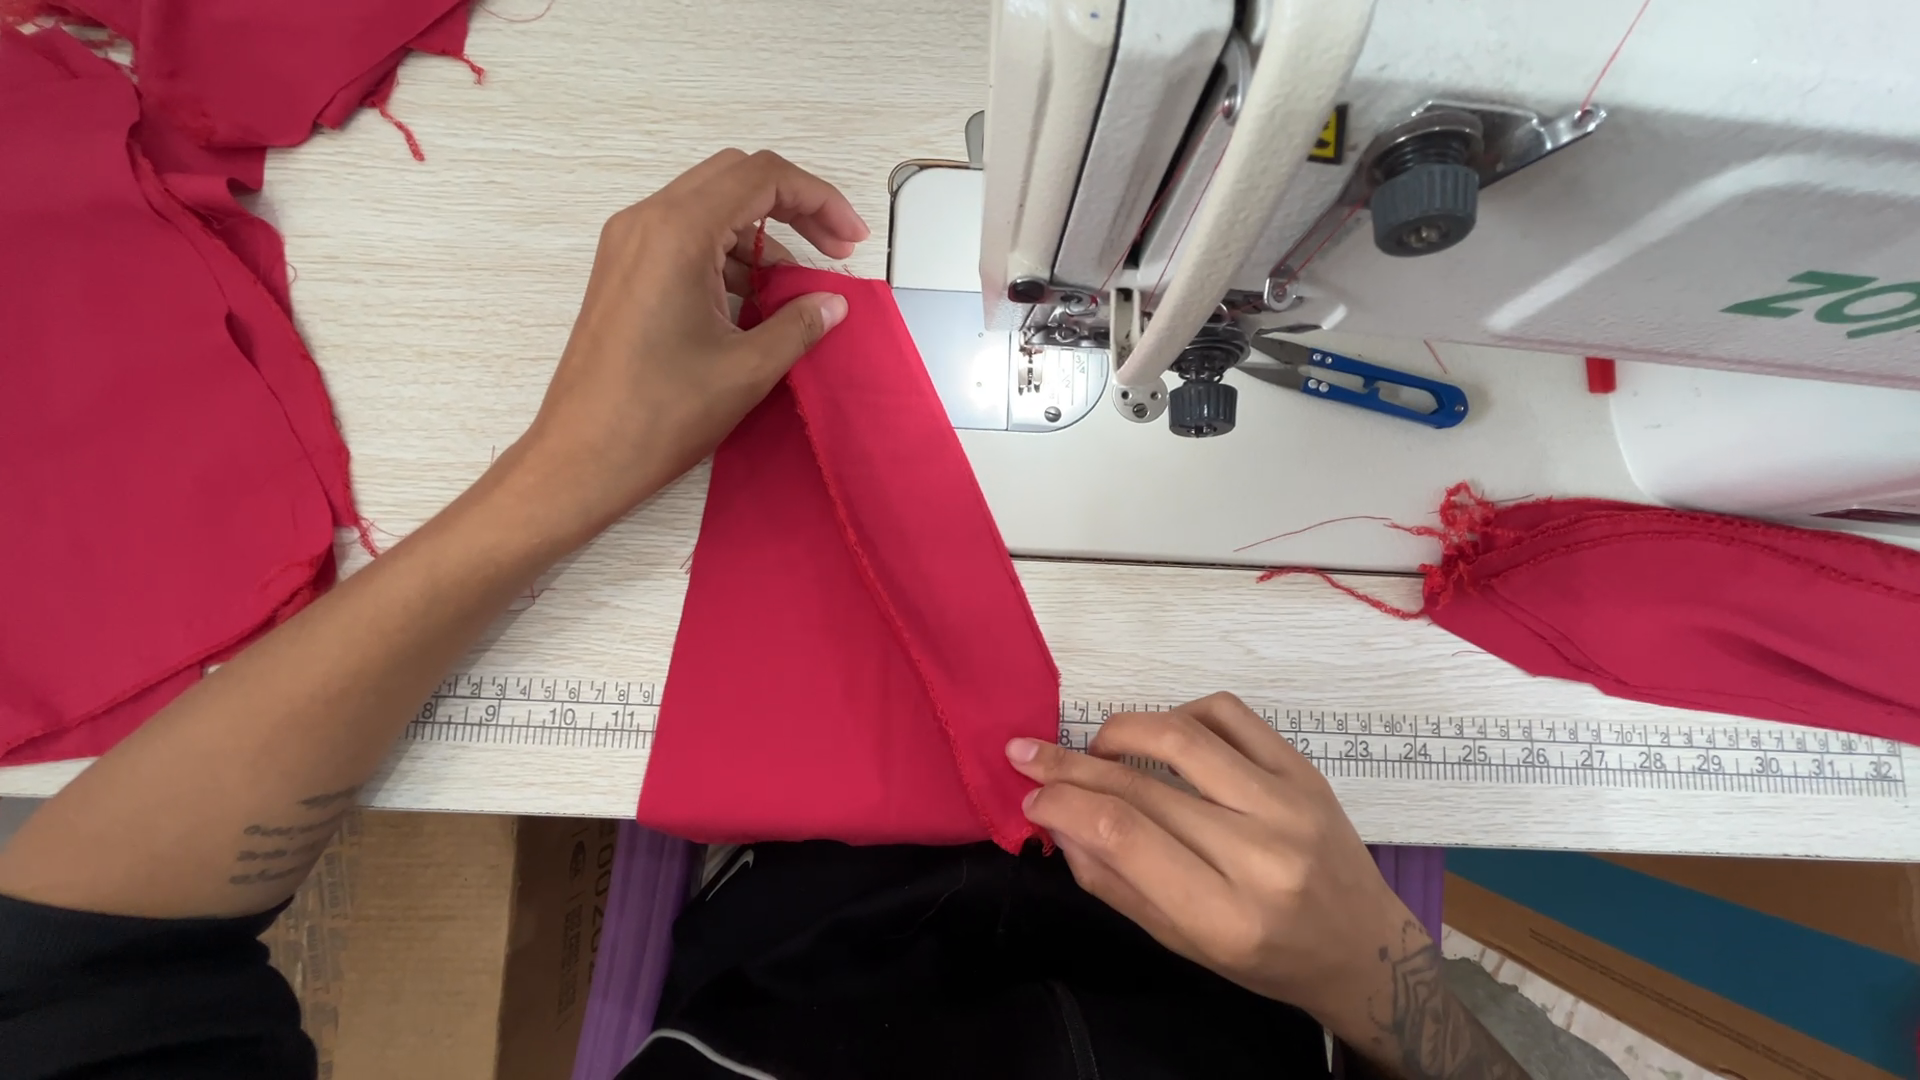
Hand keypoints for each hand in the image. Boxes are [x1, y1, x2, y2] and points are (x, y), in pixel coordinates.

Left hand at [504, 149, 868, 544]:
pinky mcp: (625, 271)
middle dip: (794, 207)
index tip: (853, 239)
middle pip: (735, 179)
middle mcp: (647, 221)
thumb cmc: (662, 413)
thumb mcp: (747, 369)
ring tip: (799, 291)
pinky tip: (756, 304)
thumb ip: (800, 325)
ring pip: (711, 208)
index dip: (819, 199)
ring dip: (762, 236)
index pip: (761, 176)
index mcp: (678, 233)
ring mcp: (630, 244)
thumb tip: (834, 303)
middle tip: (836, 251)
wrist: (585, 454)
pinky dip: (730, 257)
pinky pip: (688, 240)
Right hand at [1006, 693, 1413, 1023]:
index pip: (1124, 835)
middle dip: (1070, 764)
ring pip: (1180, 736)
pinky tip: (1164, 736)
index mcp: (1225, 914)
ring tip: (1097, 746)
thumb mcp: (1182, 942)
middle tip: (1028, 752)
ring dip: (1120, 730)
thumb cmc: (1266, 959)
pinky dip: (1178, 714)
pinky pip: (1226, 714)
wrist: (1364, 947)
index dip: (1063, 803)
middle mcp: (1260, 853)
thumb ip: (1113, 882)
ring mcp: (1288, 802)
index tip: (1029, 793)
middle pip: (1142, 786)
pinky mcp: (1303, 769)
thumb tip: (1055, 819)